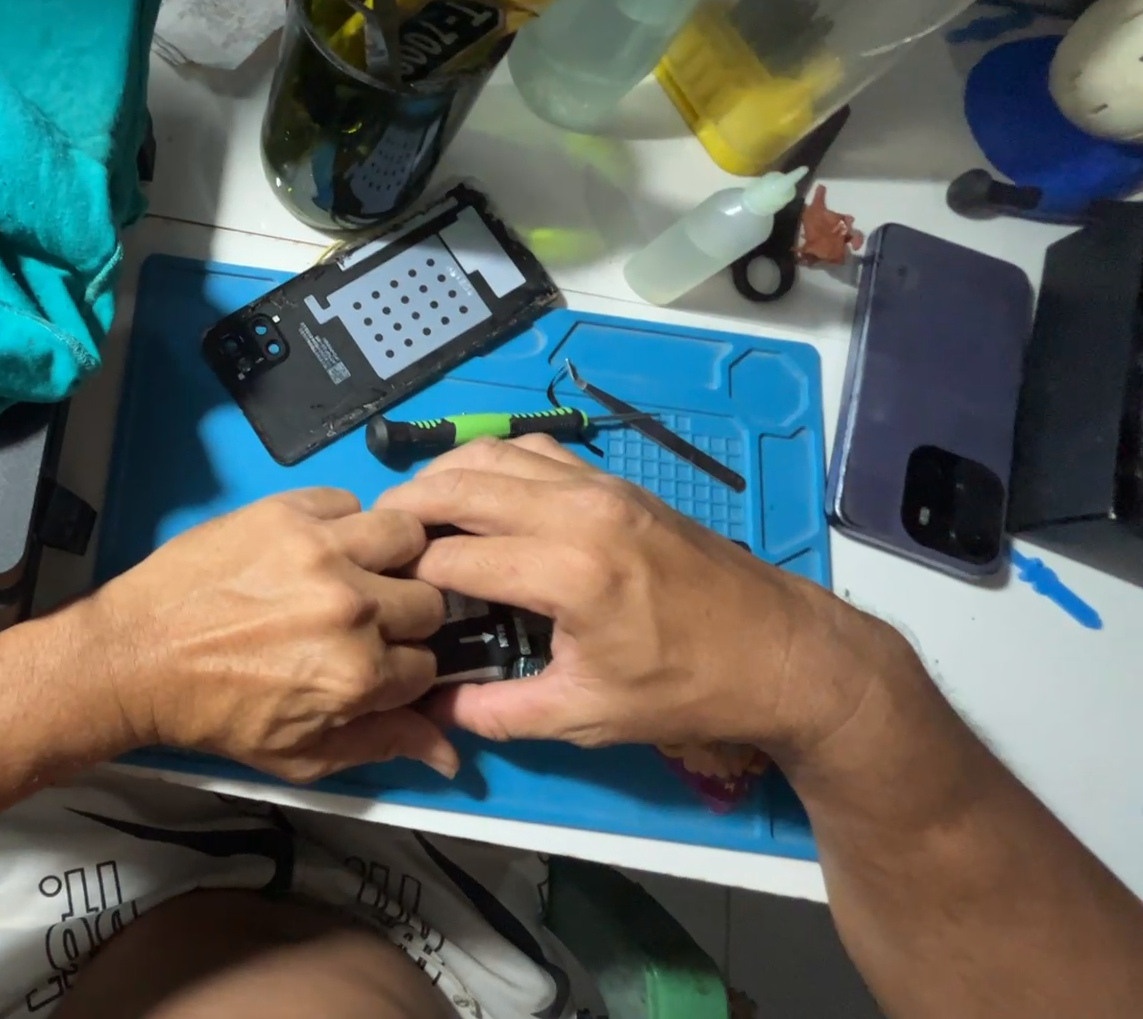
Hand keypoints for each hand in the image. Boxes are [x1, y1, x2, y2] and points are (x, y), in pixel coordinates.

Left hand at [87, 488, 456, 783]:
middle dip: (405, 615)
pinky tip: (316, 544)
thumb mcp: (299, 755)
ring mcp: (319, 551)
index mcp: (359, 674)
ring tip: (357, 569)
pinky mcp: (283, 512)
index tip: (379, 661)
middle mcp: (351, 606)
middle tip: (365, 618)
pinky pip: (346, 500)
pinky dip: (341, 521)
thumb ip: (379, 746)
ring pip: (405, 533)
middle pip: (429, 599)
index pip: (429, 664)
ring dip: (390, 555)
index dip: (405, 668)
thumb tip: (448, 751)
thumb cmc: (214, 713)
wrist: (138, 654)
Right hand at [374, 436, 912, 760]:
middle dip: (404, 508)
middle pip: (456, 485)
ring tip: (414, 510)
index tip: (392, 597)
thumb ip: (498, 712)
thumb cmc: (688, 689)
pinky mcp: (610, 479)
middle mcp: (575, 511)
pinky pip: (528, 449)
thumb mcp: (587, 715)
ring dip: (439, 476)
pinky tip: (474, 491)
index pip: (452, 557)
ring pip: (489, 454)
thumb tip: (432, 708)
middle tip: (376, 538)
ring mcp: (596, 485)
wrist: (789, 653)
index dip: (410, 577)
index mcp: (567, 572)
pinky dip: (486, 462)